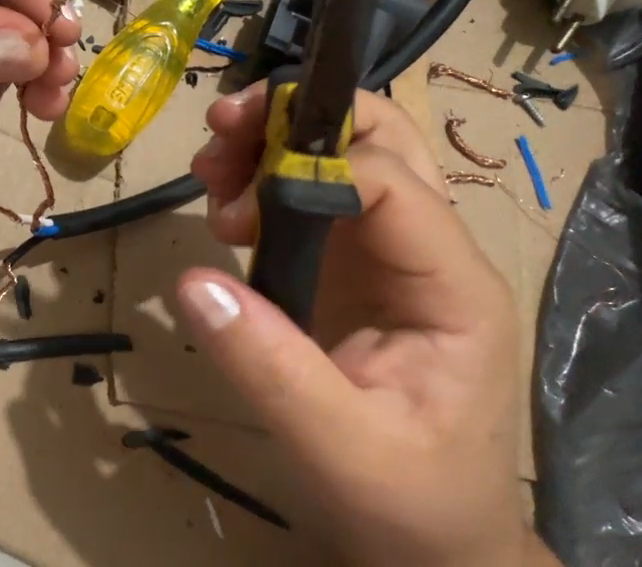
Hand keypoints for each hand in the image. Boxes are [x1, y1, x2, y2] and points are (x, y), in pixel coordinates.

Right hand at [177, 84, 550, 566]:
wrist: (431, 539)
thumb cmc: (405, 498)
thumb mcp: (336, 444)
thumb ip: (268, 365)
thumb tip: (191, 280)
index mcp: (450, 285)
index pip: (389, 180)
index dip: (308, 161)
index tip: (229, 186)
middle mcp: (426, 251)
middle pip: (377, 138)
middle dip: (293, 117)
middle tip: (219, 131)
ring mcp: (387, 253)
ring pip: (337, 153)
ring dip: (268, 142)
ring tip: (208, 176)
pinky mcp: (348, 264)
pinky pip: (307, 190)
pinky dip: (258, 177)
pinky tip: (222, 211)